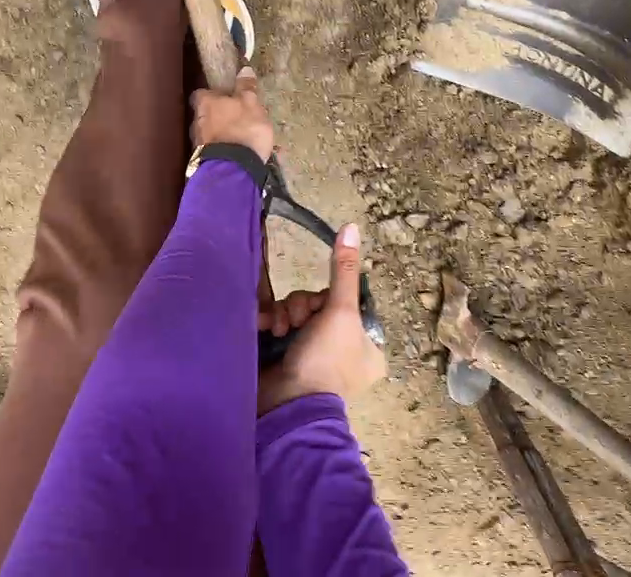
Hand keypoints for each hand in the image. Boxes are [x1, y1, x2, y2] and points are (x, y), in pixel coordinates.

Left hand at [190, 66, 273, 161]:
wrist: (234, 169)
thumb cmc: (243, 129)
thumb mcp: (251, 104)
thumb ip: (246, 88)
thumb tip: (244, 70)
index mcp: (204, 103)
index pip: (202, 93)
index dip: (214, 94)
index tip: (228, 96)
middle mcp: (197, 121)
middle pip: (206, 114)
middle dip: (220, 115)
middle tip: (239, 118)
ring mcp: (199, 143)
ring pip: (211, 133)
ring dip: (223, 134)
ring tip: (242, 138)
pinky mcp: (205, 161)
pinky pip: (217, 150)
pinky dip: (226, 149)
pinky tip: (240, 154)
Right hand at [257, 223, 385, 414]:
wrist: (285, 405)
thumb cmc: (325, 360)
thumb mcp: (340, 311)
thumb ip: (343, 270)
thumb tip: (353, 226)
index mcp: (366, 349)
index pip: (346, 304)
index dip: (328, 299)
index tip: (321, 308)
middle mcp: (342, 353)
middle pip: (318, 306)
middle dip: (301, 307)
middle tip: (296, 321)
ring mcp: (312, 359)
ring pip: (296, 314)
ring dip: (283, 314)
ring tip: (276, 328)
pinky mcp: (285, 361)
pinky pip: (278, 328)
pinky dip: (270, 323)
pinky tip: (263, 327)